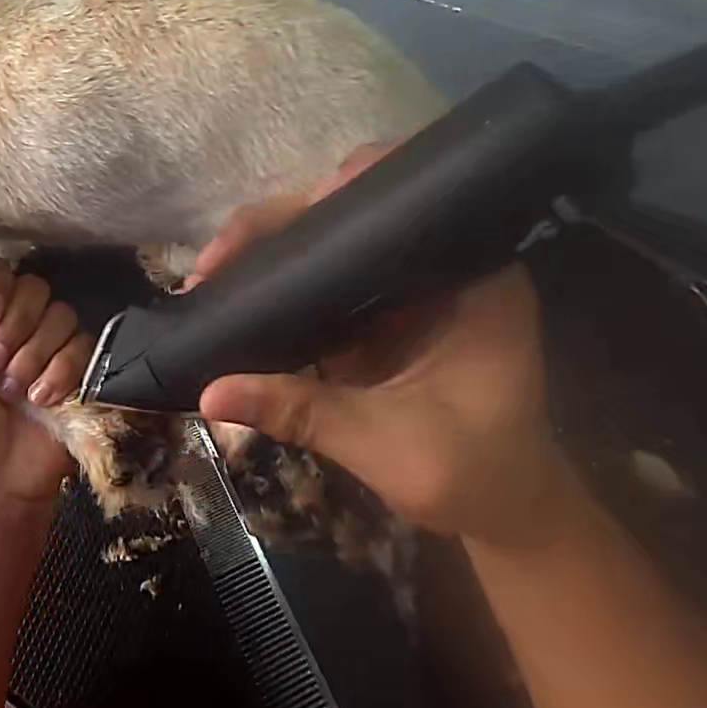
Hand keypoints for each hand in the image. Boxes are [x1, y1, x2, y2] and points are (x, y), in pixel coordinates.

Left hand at [0, 219, 79, 506]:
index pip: (1, 269)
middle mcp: (14, 323)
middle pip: (38, 290)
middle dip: (15, 332)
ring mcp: (48, 347)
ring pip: (63, 316)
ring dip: (35, 358)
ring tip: (13, 391)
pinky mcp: (77, 368)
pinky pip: (84, 346)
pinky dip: (61, 374)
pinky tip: (41, 399)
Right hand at [193, 146, 566, 546]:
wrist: (496, 514)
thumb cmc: (471, 475)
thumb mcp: (387, 444)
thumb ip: (304, 413)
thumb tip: (210, 393)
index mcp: (470, 278)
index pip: (408, 206)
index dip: (349, 193)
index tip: (295, 211)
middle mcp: (436, 270)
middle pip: (356, 220)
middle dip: (288, 225)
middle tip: (224, 250)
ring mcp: (400, 294)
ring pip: (331, 249)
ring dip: (274, 252)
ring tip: (214, 266)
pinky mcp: (372, 319)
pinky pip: (320, 288)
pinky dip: (280, 289)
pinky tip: (233, 291)